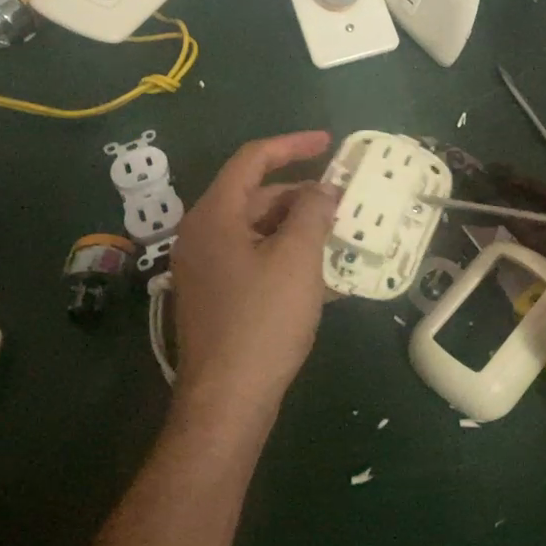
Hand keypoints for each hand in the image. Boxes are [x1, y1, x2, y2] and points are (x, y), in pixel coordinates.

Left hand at [170, 131, 338, 416]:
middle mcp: (202, 235)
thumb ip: (313, 212)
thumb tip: (322, 190)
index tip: (329, 144)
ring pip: (257, 230)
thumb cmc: (263, 321)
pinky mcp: (216, 297)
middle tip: (342, 203)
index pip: (252, 159)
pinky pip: (253, 259)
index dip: (292, 145)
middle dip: (301, 195)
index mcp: (215, 215)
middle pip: (255, 195)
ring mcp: (206, 268)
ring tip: (338, 238)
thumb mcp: (298, 258)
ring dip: (297, 229)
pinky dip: (285, 257)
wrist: (227, 401)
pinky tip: (321, 275)